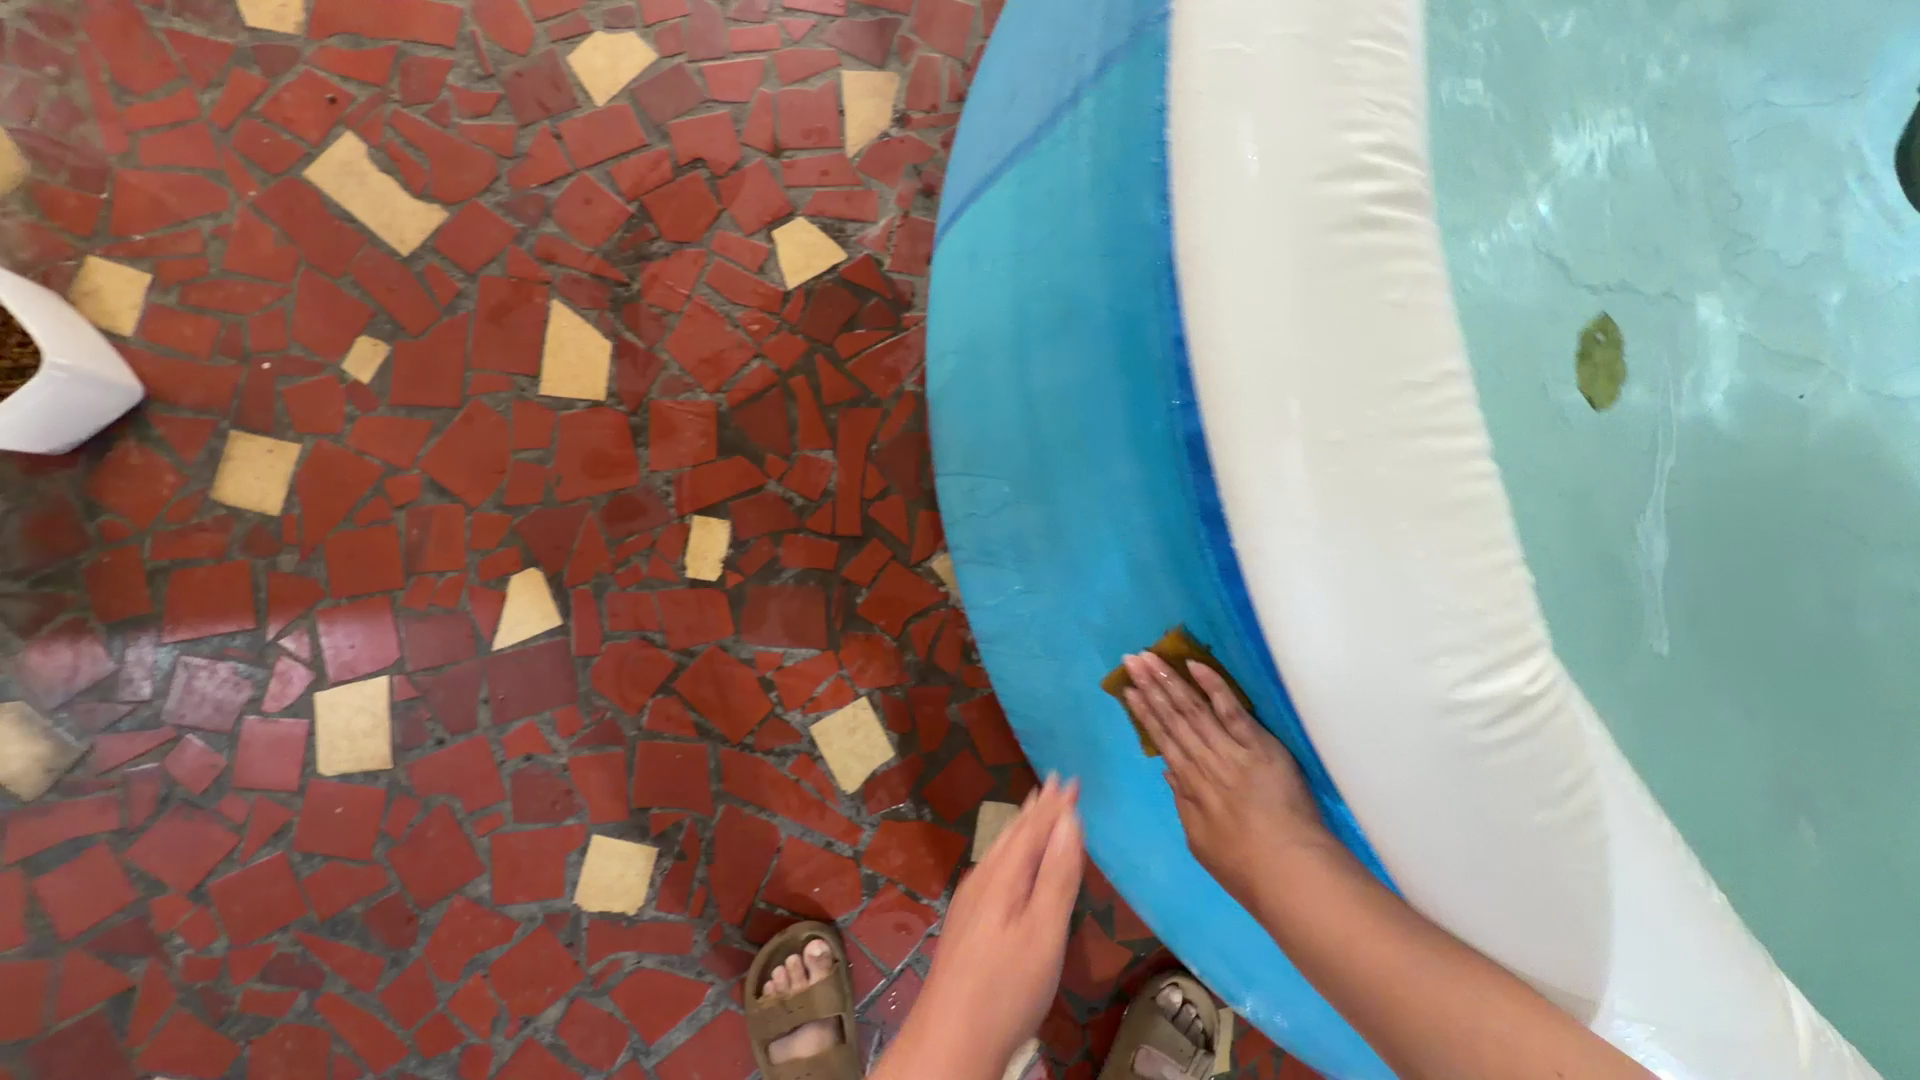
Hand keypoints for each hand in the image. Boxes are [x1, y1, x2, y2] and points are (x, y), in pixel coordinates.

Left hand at [916, 775, 1083, 1067]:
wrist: (949, 1039)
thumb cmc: (1006, 987)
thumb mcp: (1043, 932)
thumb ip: (1057, 876)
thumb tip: (1069, 820)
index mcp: (1004, 876)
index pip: (1034, 829)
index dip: (1056, 805)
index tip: (1072, 778)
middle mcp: (983, 880)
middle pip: (1014, 835)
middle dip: (1038, 809)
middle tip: (1055, 783)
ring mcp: (969, 902)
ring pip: (1000, 851)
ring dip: (1022, 828)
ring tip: (1034, 809)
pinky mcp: (965, 923)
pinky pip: (994, 868)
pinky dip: (1010, 852)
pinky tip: (1008, 862)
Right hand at [1123, 653, 1328, 903]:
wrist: (1289, 872)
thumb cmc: (1246, 868)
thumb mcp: (1200, 841)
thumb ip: (1185, 803)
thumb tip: (1168, 771)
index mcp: (1190, 786)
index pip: (1162, 740)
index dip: (1144, 713)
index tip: (1127, 690)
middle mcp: (1204, 762)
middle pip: (1173, 718)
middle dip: (1150, 687)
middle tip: (1132, 660)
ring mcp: (1231, 752)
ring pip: (1194, 710)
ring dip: (1171, 681)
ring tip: (1151, 658)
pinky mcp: (1259, 747)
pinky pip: (1232, 711)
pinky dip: (1214, 687)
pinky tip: (1196, 666)